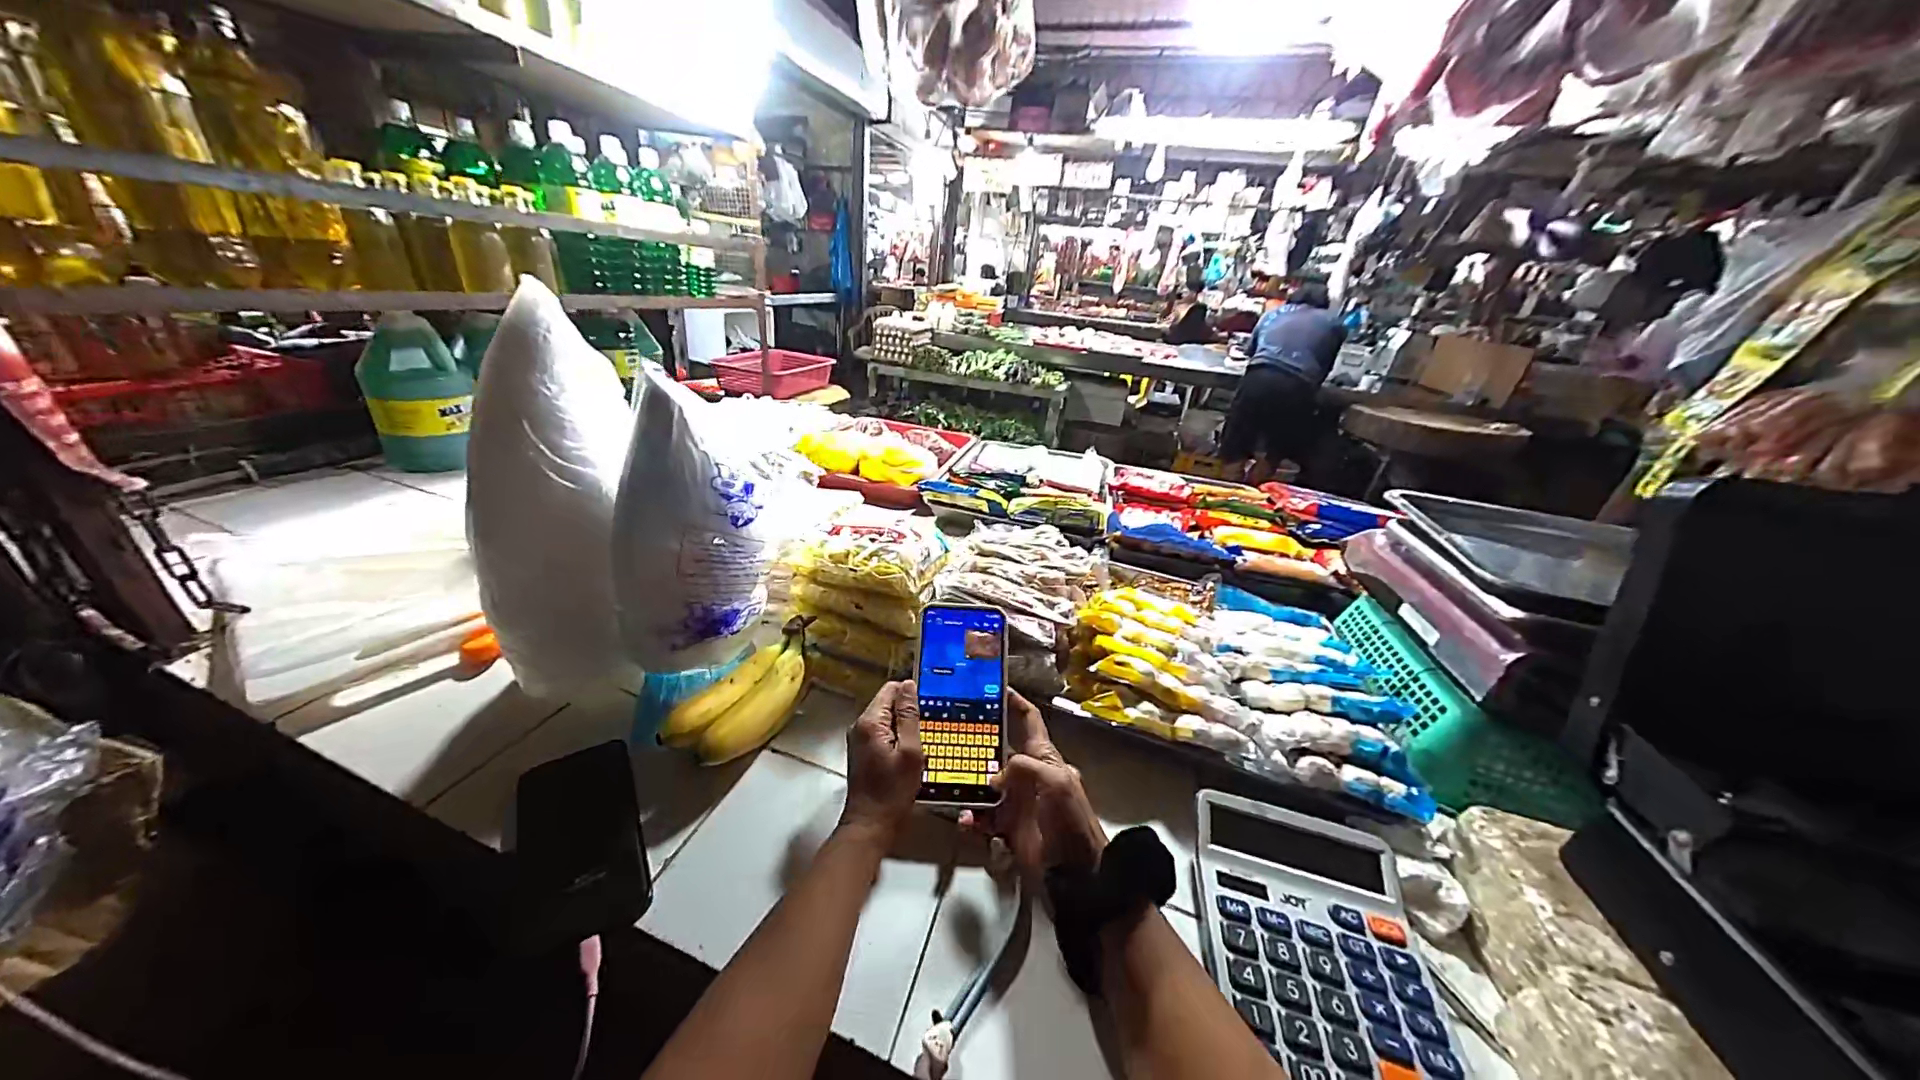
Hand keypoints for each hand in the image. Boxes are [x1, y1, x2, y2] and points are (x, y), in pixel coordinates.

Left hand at [840, 680, 923, 845]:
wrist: (870, 823)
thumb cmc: (893, 791)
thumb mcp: (910, 752)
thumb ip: (909, 716)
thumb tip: (909, 686)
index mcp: (870, 722)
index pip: (891, 689)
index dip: (911, 694)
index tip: (927, 709)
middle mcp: (859, 725)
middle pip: (887, 703)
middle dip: (907, 712)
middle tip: (926, 732)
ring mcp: (858, 739)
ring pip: (885, 718)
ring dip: (903, 727)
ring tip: (919, 745)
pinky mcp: (861, 751)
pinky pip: (881, 733)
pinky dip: (896, 738)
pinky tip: (907, 755)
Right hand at [960, 691, 1105, 878]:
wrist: (1077, 873)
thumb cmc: (1072, 822)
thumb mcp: (1056, 783)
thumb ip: (1026, 767)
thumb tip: (994, 774)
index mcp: (1044, 758)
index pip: (1029, 721)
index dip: (1014, 702)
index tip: (993, 687)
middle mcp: (1027, 774)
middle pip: (998, 751)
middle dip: (977, 743)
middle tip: (951, 735)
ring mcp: (1015, 800)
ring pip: (984, 784)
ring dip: (968, 784)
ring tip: (952, 784)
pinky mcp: (1006, 826)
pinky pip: (981, 817)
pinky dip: (971, 818)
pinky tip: (965, 820)